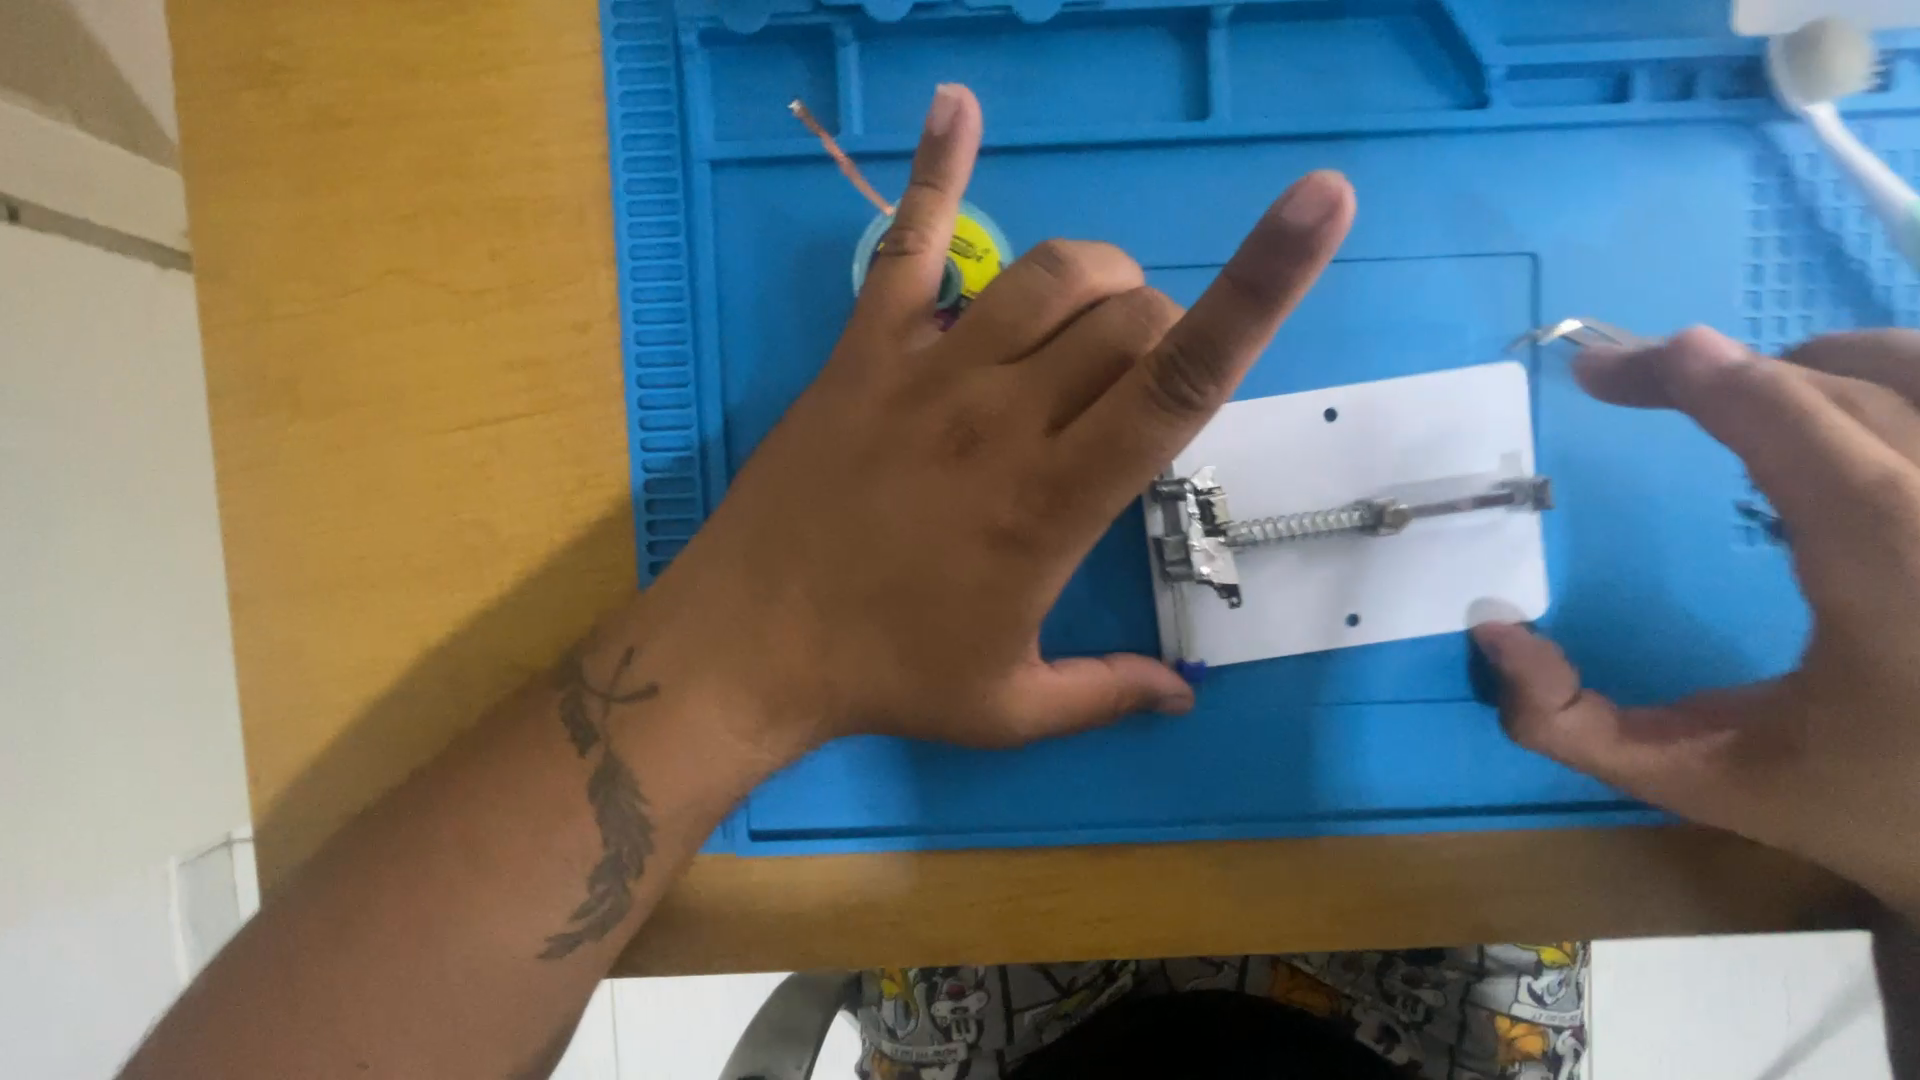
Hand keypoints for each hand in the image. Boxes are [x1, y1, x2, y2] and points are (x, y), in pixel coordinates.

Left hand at [644, 84, 1354, 754]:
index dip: (1260, 291)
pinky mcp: (862, 352)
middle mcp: (1002, 418)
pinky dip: (938, 171)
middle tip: (1135, 382)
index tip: (1320, 207)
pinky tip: (958, 103)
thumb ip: (1107, 693)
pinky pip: (907, 245)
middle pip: (1125, 316)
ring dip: (1099, 276)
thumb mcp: (1009, 709)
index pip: (1177, 382)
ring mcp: (927, 373)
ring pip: (1046, 274)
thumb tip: (1185, 695)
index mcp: (1054, 502)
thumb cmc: (886, 677)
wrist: (750, 644)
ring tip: (1094, 313)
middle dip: (1162, 328)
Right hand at [1474, 326, 1919, 915]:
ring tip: (1720, 391)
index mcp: (1903, 605)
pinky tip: (1820, 408)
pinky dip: (1880, 378)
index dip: (1730, 394)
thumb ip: (1563, 721)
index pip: (1831, 460)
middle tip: (1623, 373)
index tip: (1630, 362)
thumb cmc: (1856, 802)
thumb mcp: (1687, 778)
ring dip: (1811, 366)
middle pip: (1861, 400)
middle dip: (1729, 373)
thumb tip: (1489, 626)